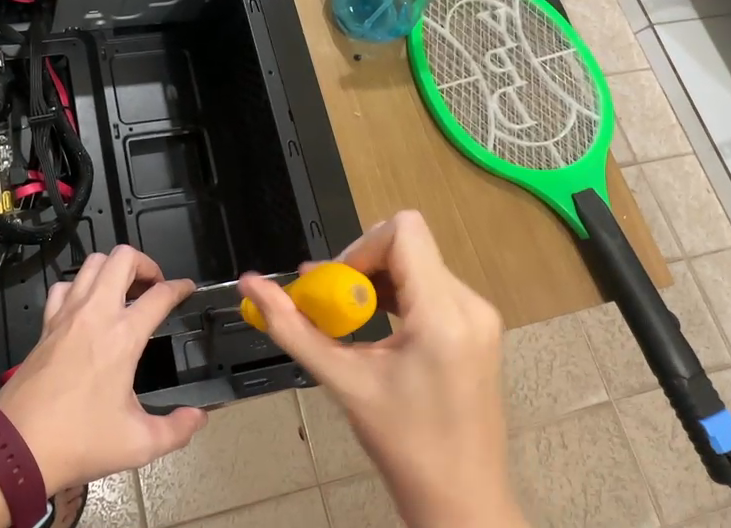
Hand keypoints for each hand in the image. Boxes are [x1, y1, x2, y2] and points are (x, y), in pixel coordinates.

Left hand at [0, 245, 208, 490]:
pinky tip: (86, 306)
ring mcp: (66, 315)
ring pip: (91, 263)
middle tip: (154, 286)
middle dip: (145, 263)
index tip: (187, 289)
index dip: (180, 287)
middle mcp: (95, 314)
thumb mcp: (139, 444)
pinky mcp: (45, 324)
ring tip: (124, 290)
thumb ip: (176, 429)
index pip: (159, 295)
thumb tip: (199, 419)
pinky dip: (79, 286)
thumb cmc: (80, 441)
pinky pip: (63, 287)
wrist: (19, 446)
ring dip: (112, 268)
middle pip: (122, 258)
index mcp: (123, 336)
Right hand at [238, 212, 523, 527]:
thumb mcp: (343, 381)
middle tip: (331, 305)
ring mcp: (479, 316)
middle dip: (361, 265)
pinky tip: (376, 328)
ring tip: (349, 319)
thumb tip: (251, 285)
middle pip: (408, 244)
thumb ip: (293, 327)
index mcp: (443, 315)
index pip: (404, 231)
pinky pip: (431, 284)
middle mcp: (470, 305)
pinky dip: (396, 293)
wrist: (462, 499)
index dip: (359, 247)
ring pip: (418, 262)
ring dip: (376, 279)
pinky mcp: (477, 328)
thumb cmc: (404, 444)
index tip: (334, 286)